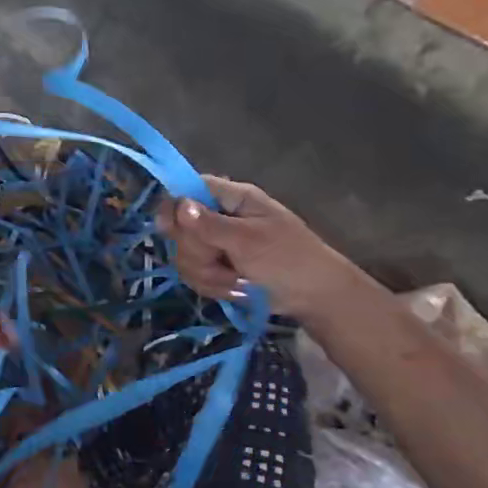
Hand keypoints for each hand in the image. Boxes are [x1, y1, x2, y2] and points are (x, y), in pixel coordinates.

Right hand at [155, 175, 367, 319]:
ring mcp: (217, 244)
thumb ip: (210, 226)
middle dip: (197, 252)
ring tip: (234, 281)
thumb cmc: (289, 260)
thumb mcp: (249, 241)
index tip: (171, 228)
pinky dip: (212, 286)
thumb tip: (179, 205)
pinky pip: (194, 274)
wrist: (316, 298)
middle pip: (180, 228)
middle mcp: (219, 217)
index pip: (188, 189)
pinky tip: (233, 290)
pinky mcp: (216, 267)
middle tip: (221, 261)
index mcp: (232, 199)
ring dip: (206, 274)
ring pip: (184, 256)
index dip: (175, 207)